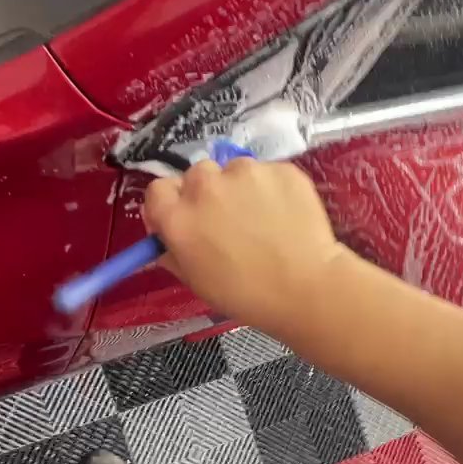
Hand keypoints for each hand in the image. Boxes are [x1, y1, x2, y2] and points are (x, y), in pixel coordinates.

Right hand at [143, 158, 353, 331]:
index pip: (157, 191)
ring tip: (260, 220)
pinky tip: (283, 216)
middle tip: (225, 221)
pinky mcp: (279, 168)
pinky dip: (270, 190)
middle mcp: (205, 185)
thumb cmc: (245, 295)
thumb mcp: (196, 282)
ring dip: (239, 189)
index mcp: (178, 217)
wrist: (304, 287)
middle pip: (195, 176)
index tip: (183, 218)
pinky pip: (266, 174)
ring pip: (232, 171)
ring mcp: (244, 172)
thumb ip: (173, 253)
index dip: (170, 204)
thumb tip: (164, 239)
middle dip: (206, 194)